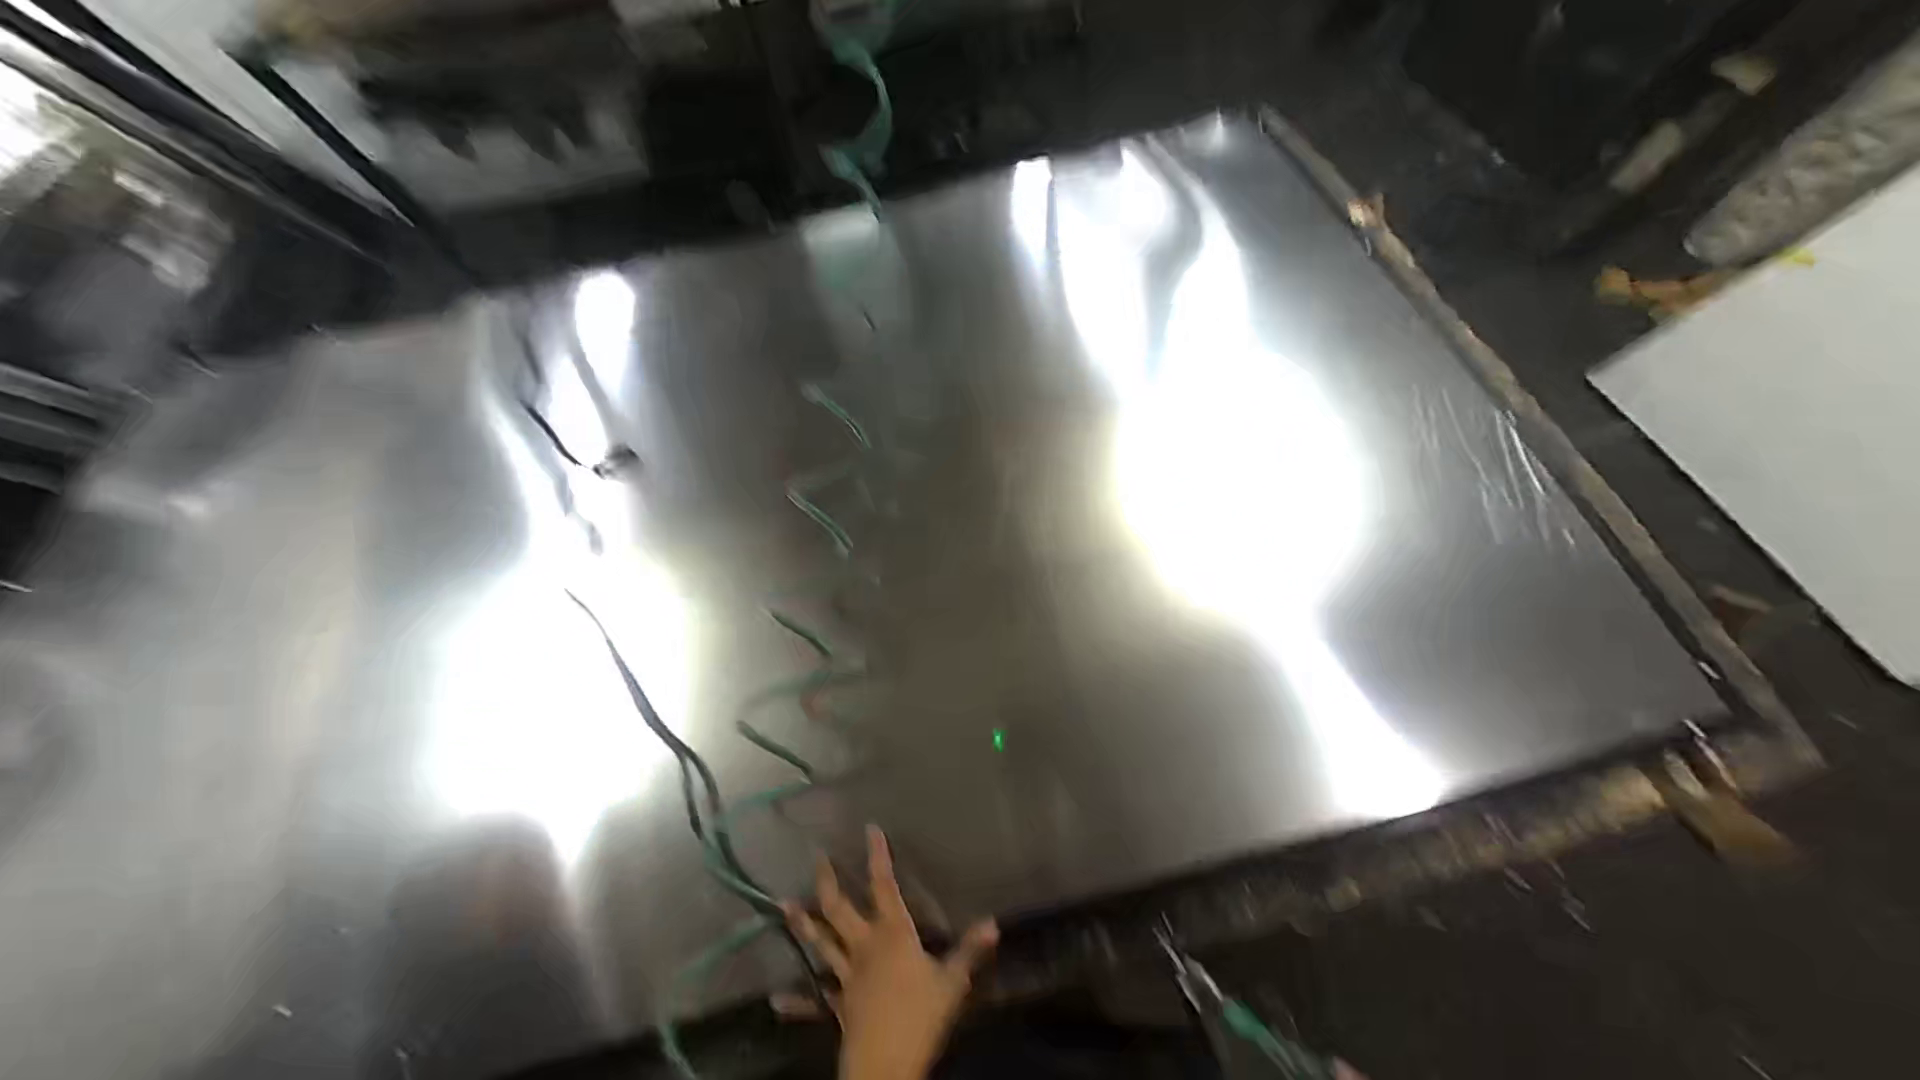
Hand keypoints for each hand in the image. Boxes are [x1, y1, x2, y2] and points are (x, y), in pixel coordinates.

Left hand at [779, 826, 998, 1079]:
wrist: (884, 1064)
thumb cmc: (920, 1016)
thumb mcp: (952, 983)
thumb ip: (970, 951)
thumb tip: (993, 923)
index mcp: (892, 933)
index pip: (884, 886)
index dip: (878, 857)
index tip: (869, 830)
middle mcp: (864, 946)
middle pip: (839, 908)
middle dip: (828, 880)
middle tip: (817, 856)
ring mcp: (845, 974)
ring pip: (820, 942)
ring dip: (802, 923)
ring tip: (783, 903)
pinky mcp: (836, 1003)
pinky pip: (814, 997)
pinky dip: (795, 999)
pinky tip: (776, 999)